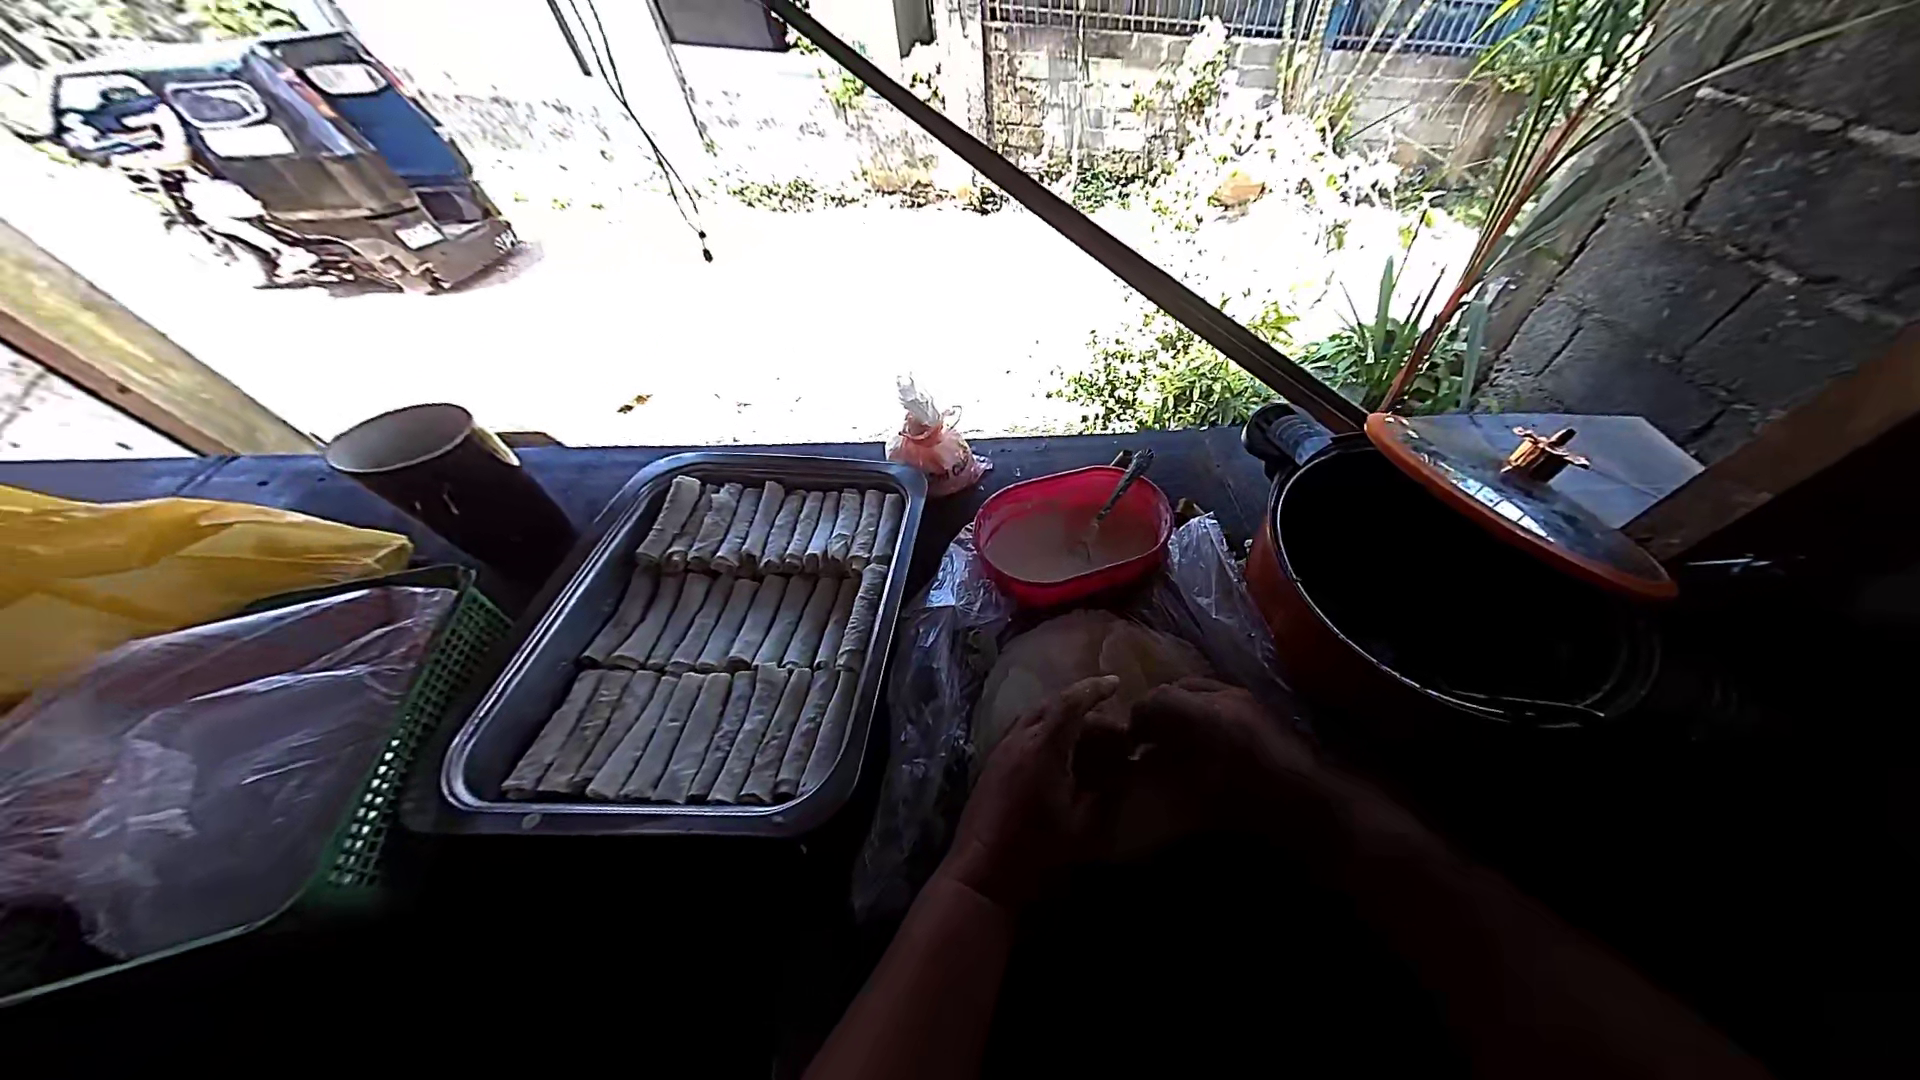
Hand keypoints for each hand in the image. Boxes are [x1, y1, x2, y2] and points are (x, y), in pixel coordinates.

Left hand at [938, 675, 1122, 910]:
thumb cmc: (1037, 850)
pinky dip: (1045, 730)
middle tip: (1108, 721)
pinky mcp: (992, 762)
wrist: (982, 871)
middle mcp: (1019, 738)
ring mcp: (1001, 749)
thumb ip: (1108, 793)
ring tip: (1087, 733)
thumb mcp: (1085, 826)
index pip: (1070, 702)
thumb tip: (1125, 772)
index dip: (1094, 689)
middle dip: (1082, 705)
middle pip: (1052, 705)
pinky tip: (1058, 751)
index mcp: (1044, 746)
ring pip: (1035, 716)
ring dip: (1061, 716)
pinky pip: (1022, 731)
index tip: (1115, 682)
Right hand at [1125, 677, 1346, 863]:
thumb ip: (1166, 769)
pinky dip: (1203, 707)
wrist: (1320, 813)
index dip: (1138, 719)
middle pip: (1174, 688)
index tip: (1132, 742)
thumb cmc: (1256, 810)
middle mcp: (1226, 697)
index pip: (1156, 700)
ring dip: (1180, 705)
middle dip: (1157, 709)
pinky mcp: (1262, 708)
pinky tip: (1208, 736)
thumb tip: (1144, 759)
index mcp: (1207, 717)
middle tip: (1150, 736)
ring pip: (1197, 687)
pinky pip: (1220, 694)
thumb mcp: (1200, 795)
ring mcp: (1247, 699)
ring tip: (1177, 734)